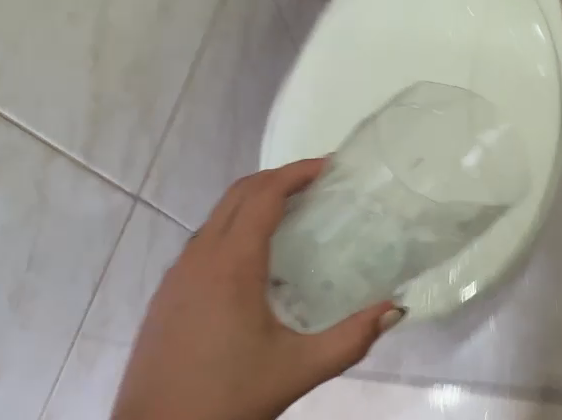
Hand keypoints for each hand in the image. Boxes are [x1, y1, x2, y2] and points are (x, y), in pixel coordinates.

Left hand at [111, 160, 403, 419]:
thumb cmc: (225, 400)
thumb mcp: (297, 370)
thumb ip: (350, 339)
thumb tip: (395, 308)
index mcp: (232, 263)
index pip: (266, 193)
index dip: (298, 171)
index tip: (331, 166)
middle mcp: (200, 257)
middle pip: (240, 193)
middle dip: (279, 178)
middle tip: (318, 183)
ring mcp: (177, 275)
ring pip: (218, 214)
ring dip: (255, 200)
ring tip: (293, 213)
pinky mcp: (165, 295)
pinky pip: (204, 239)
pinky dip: (234, 226)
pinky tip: (255, 260)